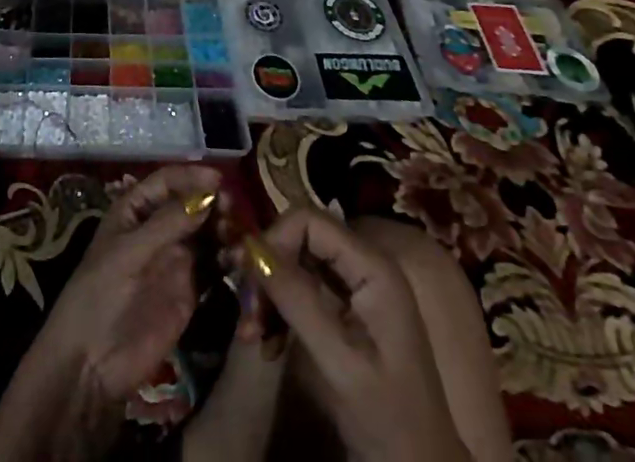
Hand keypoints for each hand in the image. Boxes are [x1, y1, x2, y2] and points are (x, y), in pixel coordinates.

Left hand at [0, 166, 220, 461]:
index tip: (219, 179)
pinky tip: (237, 263)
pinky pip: (215, 267)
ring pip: (207, 234)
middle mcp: (157, 230)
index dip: (191, 177)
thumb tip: (206, 195)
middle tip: (232, 211)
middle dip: (213, 203)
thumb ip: (167, 224)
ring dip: (224, 231)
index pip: (165, 182)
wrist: (94, 358)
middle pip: (192, 205)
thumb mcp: (129, 253)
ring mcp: (175, 259)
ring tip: (236, 239)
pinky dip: (229, 261)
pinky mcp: (191, 289)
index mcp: (133, 212)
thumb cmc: (100, 294)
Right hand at [252, 209, 468, 461]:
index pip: (309, 219)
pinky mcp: (340, 307)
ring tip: (251, 333)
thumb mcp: (339, 360)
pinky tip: (266, 340)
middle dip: (265, 269)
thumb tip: (250, 251)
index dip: (275, 238)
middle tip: (246, 310)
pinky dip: (275, 309)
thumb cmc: (388, 415)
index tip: (251, 276)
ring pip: (291, 262)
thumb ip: (298, 301)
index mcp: (374, 269)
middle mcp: (363, 266)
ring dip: (265, 293)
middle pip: (297, 238)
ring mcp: (352, 287)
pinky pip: (295, 287)